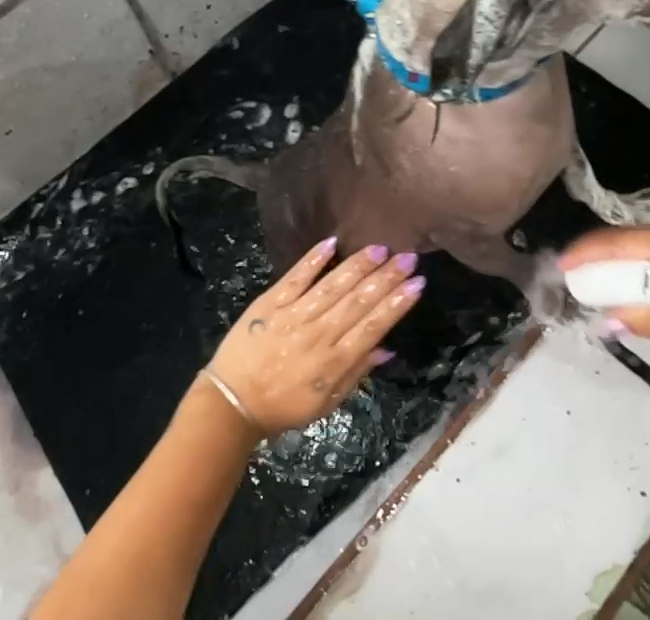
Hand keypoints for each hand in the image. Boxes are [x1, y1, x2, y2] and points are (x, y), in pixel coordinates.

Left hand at [204, 238, 424, 434]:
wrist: (231, 403)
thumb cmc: (283, 406)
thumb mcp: (326, 403)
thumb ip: (357, 373)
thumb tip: (386, 349)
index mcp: (334, 361)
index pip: (373, 326)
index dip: (397, 304)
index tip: (418, 283)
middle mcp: (318, 334)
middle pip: (358, 301)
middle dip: (386, 278)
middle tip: (409, 257)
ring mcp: (293, 315)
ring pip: (332, 286)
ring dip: (358, 266)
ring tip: (380, 249)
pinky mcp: (270, 303)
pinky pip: (295, 278)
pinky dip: (313, 260)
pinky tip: (332, 244)